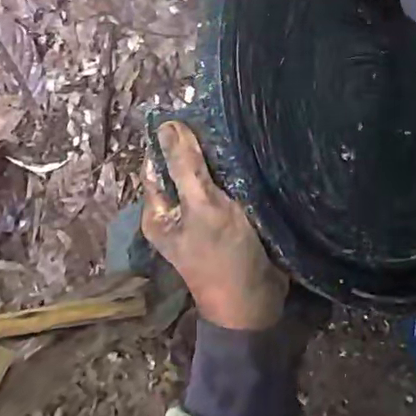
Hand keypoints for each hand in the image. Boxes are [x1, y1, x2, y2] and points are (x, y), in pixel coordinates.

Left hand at [141, 121, 289, 330]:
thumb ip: (184, 167)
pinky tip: (256, 161)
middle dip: (204, 148)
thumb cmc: (221, 256)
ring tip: (245, 136)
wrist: (254, 302)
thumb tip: (167, 125)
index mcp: (159, 212)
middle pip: (187, 169)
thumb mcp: (201, 207)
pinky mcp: (232, 222)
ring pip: (212, 179)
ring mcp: (206, 218)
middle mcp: (179, 213)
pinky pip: (232, 191)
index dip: (175, 139)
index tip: (200, 113)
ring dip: (226, 162)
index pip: (160, 163)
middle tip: (228, 121)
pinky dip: (242, 177)